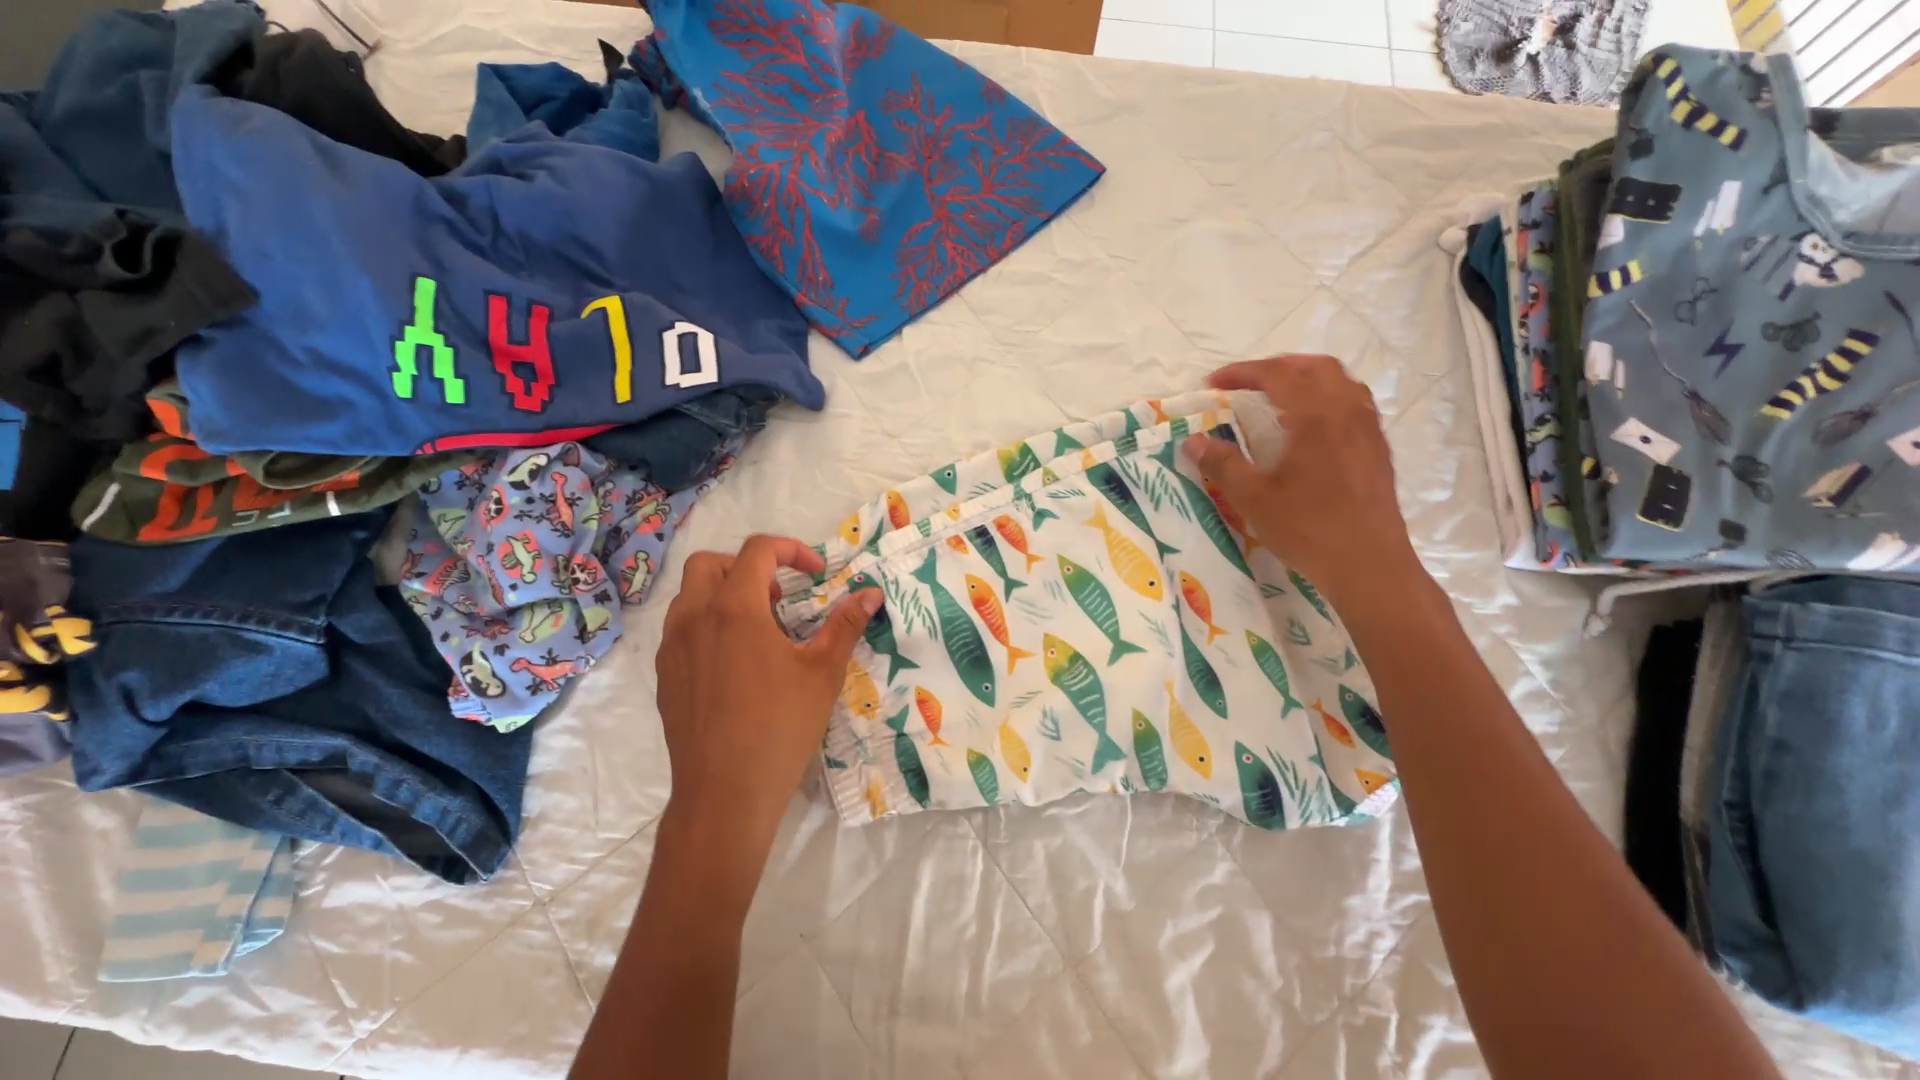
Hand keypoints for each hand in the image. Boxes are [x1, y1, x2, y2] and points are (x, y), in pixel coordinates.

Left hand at [655, 535, 880, 859]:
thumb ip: (845, 625)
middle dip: (747, 567)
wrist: (724, 792)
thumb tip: (870, 593)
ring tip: (759, 631)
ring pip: (689, 596)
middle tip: (779, 599)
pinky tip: (736, 664)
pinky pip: (680, 630)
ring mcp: (673, 648)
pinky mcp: (665, 676)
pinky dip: (706, 625)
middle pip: (710, 564)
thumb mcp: (822, 673)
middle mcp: (694, 618)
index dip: (791, 550)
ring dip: (723, 594)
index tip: (816, 574)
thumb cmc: (780, 728)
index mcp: (734, 608)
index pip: (757, 551)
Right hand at [1182, 355, 1419, 604]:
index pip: (1277, 375)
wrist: (1369, 565)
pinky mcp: (1378, 448)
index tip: (1214, 383)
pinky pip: (1355, 403)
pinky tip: (1312, 426)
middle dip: (1277, 367)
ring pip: (1340, 381)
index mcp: (1316, 416)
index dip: (1242, 373)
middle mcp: (1347, 412)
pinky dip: (1328, 397)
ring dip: (1307, 378)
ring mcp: (1368, 429)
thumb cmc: (1309, 530)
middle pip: (1315, 367)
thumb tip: (1193, 442)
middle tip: (1247, 383)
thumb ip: (1224, 465)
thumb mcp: (1255, 500)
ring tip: (1279, 397)